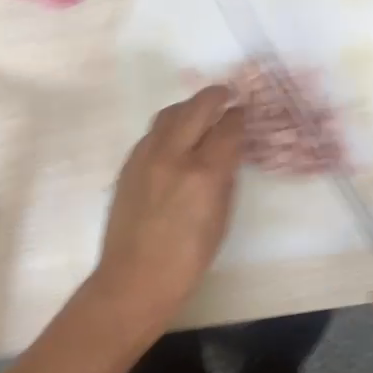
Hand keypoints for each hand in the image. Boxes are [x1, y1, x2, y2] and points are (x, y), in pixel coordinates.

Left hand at [90, 85, 244, 316]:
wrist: (135, 278)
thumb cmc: (187, 259)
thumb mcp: (221, 219)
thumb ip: (225, 179)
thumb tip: (227, 153)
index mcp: (203, 173)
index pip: (227, 128)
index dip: (240, 117)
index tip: (245, 112)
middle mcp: (173, 155)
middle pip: (196, 108)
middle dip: (216, 97)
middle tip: (227, 94)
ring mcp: (145, 156)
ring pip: (169, 114)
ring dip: (189, 107)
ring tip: (202, 110)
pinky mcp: (128, 164)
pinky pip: (152, 133)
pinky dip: (170, 127)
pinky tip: (177, 138)